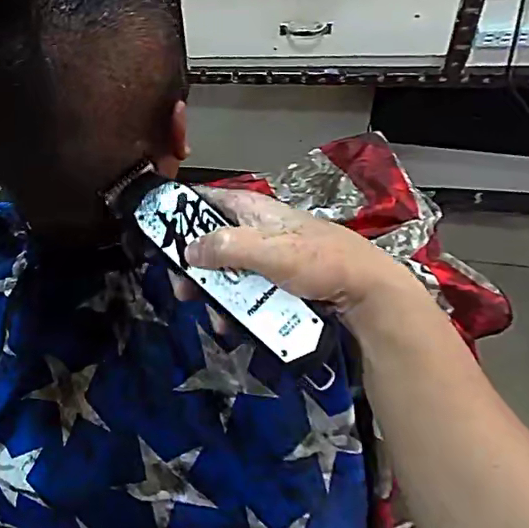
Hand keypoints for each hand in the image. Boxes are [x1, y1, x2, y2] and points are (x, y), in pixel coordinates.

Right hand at [185, 187, 413, 312]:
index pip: (209, 200)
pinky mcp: (282, 281)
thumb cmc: (320, 261)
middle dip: (198, 268)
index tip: (161, 234)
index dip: (183, 212)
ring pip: (231, 271)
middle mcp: (260, 228)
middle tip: (184, 291)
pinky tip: (236, 327)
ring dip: (219, 295)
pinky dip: (240, 307)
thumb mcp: (270, 252)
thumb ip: (227, 247)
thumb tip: (188, 249)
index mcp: (256, 210)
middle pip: (215, 242)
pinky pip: (251, 290)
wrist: (367, 291)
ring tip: (216, 320)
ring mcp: (271, 256)